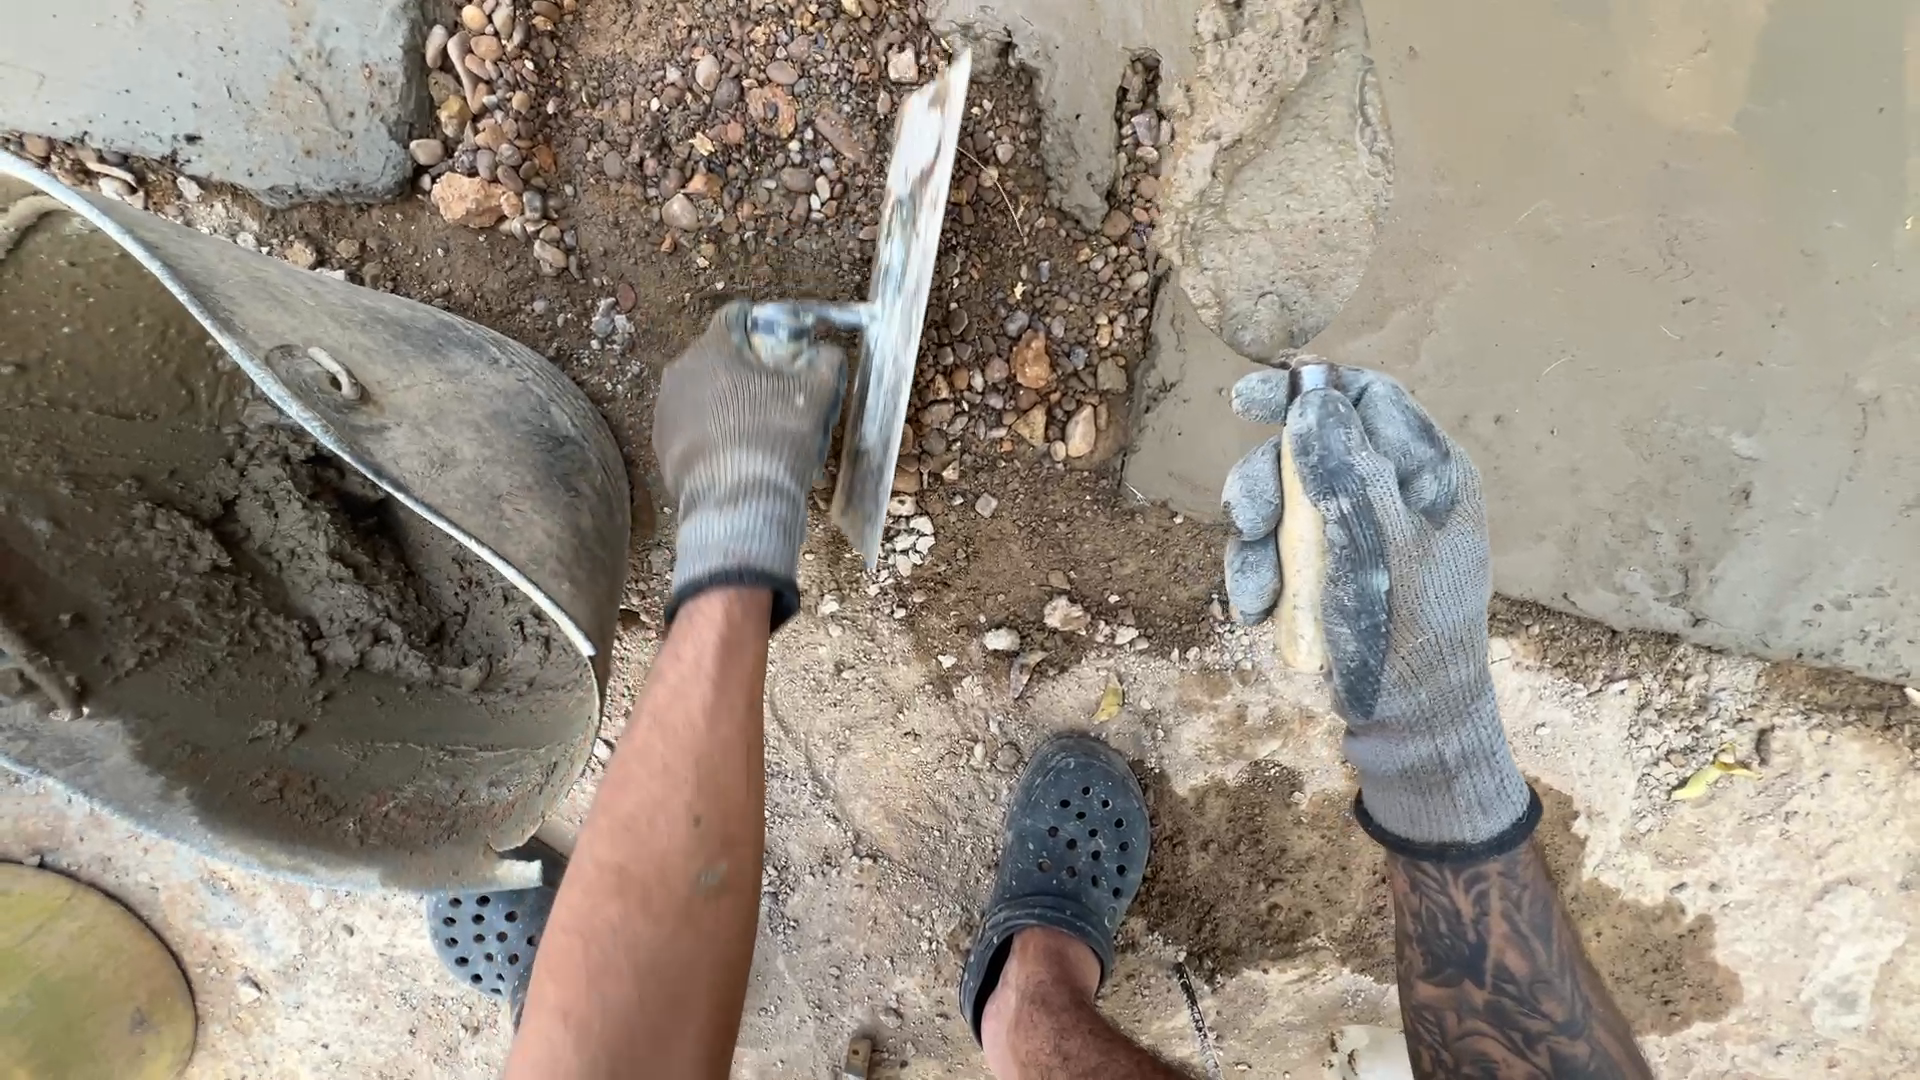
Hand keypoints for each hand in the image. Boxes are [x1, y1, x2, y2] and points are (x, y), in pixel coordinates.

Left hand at [653, 301, 844, 627]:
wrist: (737, 502)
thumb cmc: (776, 438)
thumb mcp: (816, 397)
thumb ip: (826, 363)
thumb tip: (828, 352)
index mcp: (713, 348)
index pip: (736, 316)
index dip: (763, 327)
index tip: (780, 347)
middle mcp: (679, 371)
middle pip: (717, 356)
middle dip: (744, 369)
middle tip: (773, 393)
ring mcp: (664, 409)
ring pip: (701, 392)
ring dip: (726, 402)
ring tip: (754, 429)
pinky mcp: (660, 445)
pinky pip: (689, 426)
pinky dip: (710, 432)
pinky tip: (734, 453)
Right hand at [1222, 362, 1530, 847]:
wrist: (1408, 718)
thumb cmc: (1412, 633)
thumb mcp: (1381, 546)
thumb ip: (1349, 471)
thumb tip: (1313, 400)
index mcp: (1424, 473)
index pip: (1366, 400)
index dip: (1306, 393)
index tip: (1244, 403)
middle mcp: (1383, 493)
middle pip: (1304, 452)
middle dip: (1265, 485)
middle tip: (1245, 519)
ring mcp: (1345, 532)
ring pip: (1277, 503)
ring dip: (1253, 544)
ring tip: (1253, 591)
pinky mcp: (1315, 568)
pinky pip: (1270, 550)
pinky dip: (1255, 575)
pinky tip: (1254, 609)